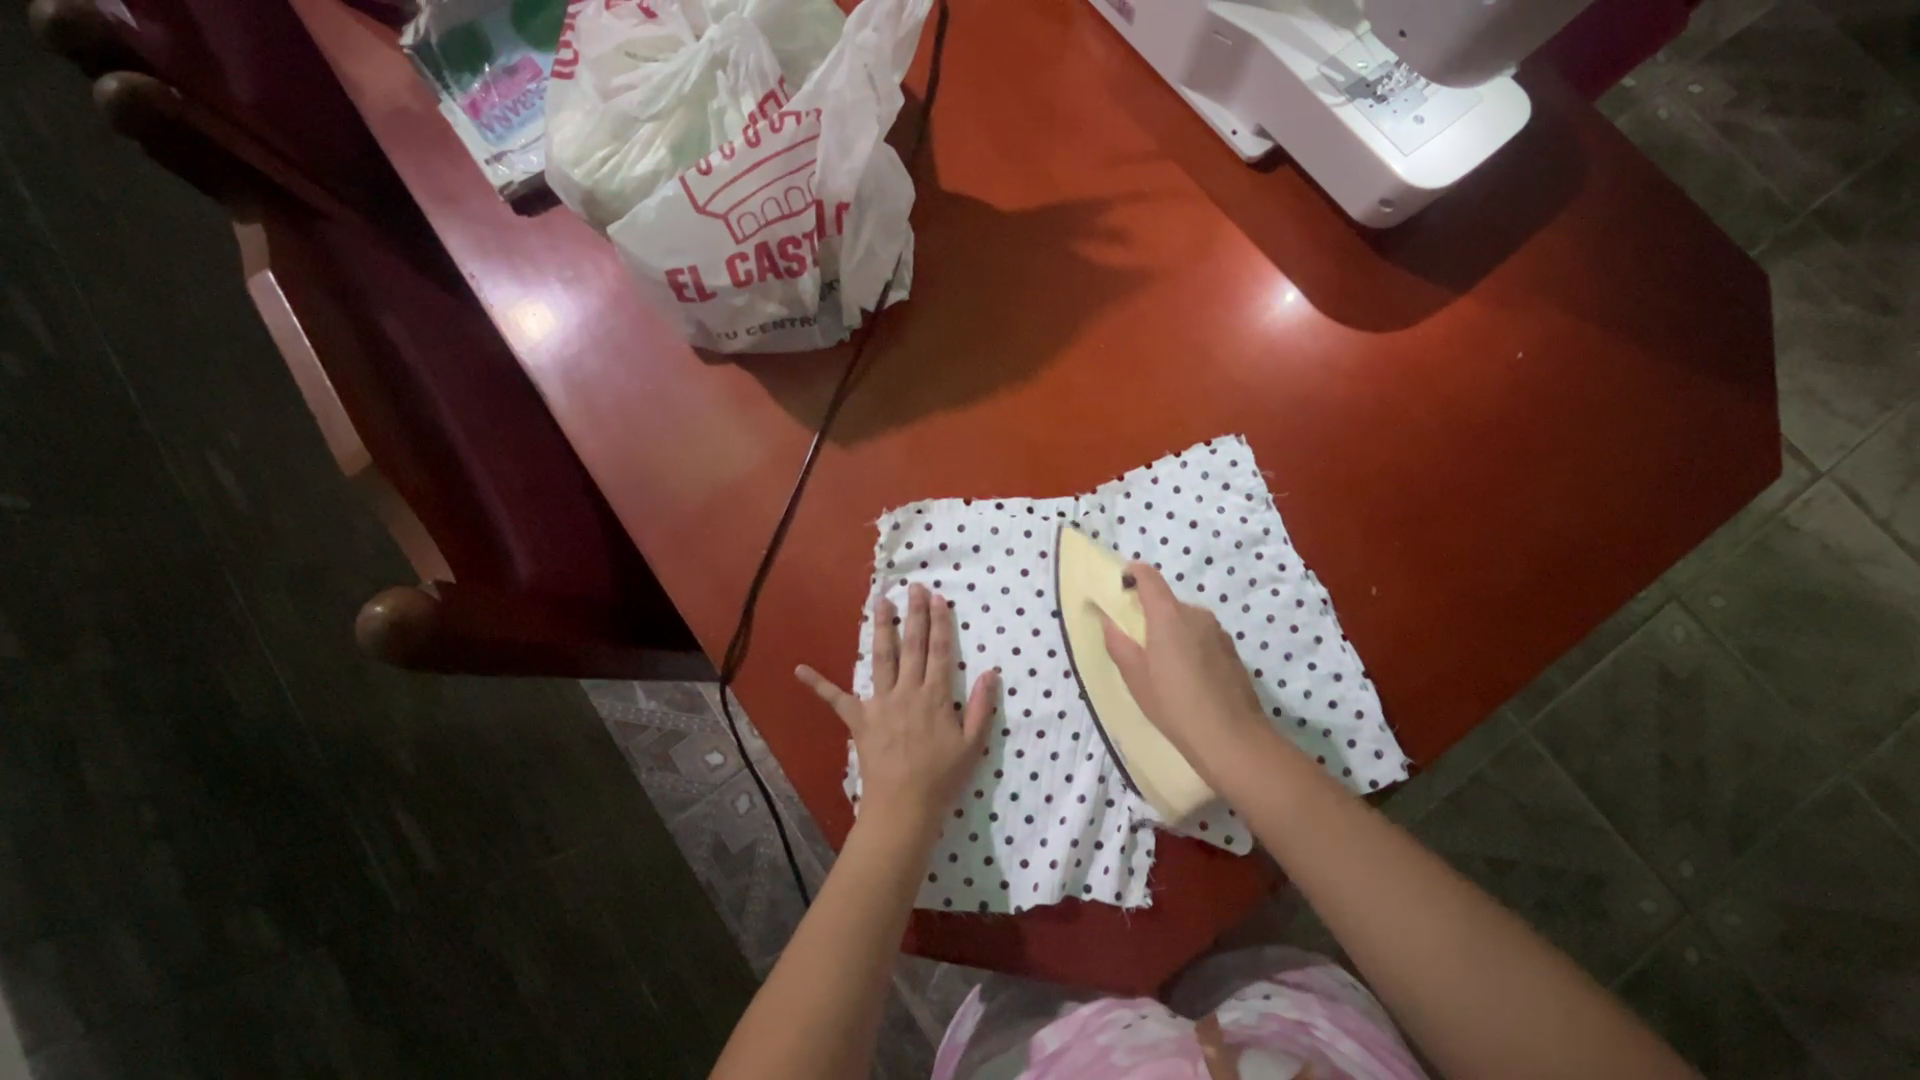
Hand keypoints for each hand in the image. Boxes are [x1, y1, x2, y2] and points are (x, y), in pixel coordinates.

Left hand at [797, 584, 996, 840]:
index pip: (940, 652)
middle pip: (912, 646)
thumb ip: (982, 707)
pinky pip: (836, 699)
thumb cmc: (943, 778)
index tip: (938, 599)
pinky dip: (818, 684)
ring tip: (881, 602)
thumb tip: (991, 672)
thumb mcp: (972, 744)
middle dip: (914, 615)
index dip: (940, 624)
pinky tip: (799, 669)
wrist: (904, 806)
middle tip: (915, 587)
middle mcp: (907, 692)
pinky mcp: (859, 720)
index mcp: (935, 697)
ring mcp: (880, 704)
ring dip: (882, 629)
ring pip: (881, 658)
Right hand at [1097, 562, 1273, 777]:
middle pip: (1168, 602)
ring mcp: (1218, 632)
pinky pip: (1203, 638)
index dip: (1133, 574)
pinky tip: (1189, 679)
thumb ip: (1118, 643)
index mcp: (1168, 615)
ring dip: (1172, 634)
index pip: (1149, 577)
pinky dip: (1191, 648)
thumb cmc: (1174, 704)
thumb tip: (1109, 621)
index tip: (1120, 586)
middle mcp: (1196, 614)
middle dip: (1150, 615)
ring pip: (1187, 622)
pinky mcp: (1232, 650)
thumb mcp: (1135, 678)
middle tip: (1137, 645)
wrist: (1231, 737)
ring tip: (1164, 668)